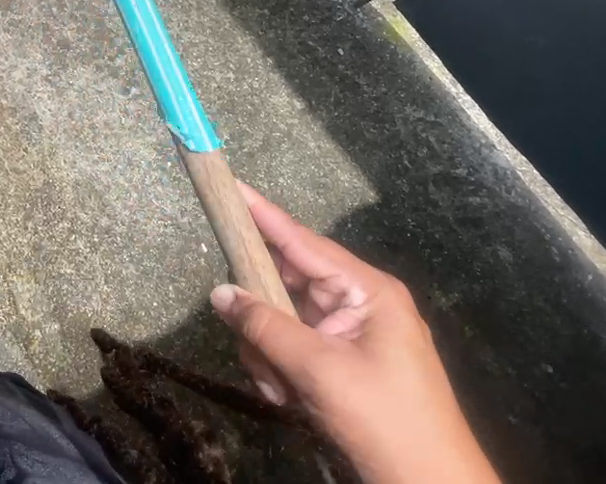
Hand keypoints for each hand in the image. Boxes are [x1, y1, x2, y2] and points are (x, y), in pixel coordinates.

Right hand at [209, 184, 498, 483]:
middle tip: (243, 333)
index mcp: (367, 291)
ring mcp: (348, 332)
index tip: (230, 185)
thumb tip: (219, 293)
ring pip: (279, 316)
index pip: (301, 240)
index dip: (262, 214)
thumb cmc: (386, 421)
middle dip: (260, 312)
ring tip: (278, 388)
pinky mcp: (340, 359)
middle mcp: (357, 302)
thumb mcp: (319, 370)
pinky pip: (290, 343)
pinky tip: (285, 396)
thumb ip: (264, 326)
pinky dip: (278, 366)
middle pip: (283, 281)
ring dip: (267, 350)